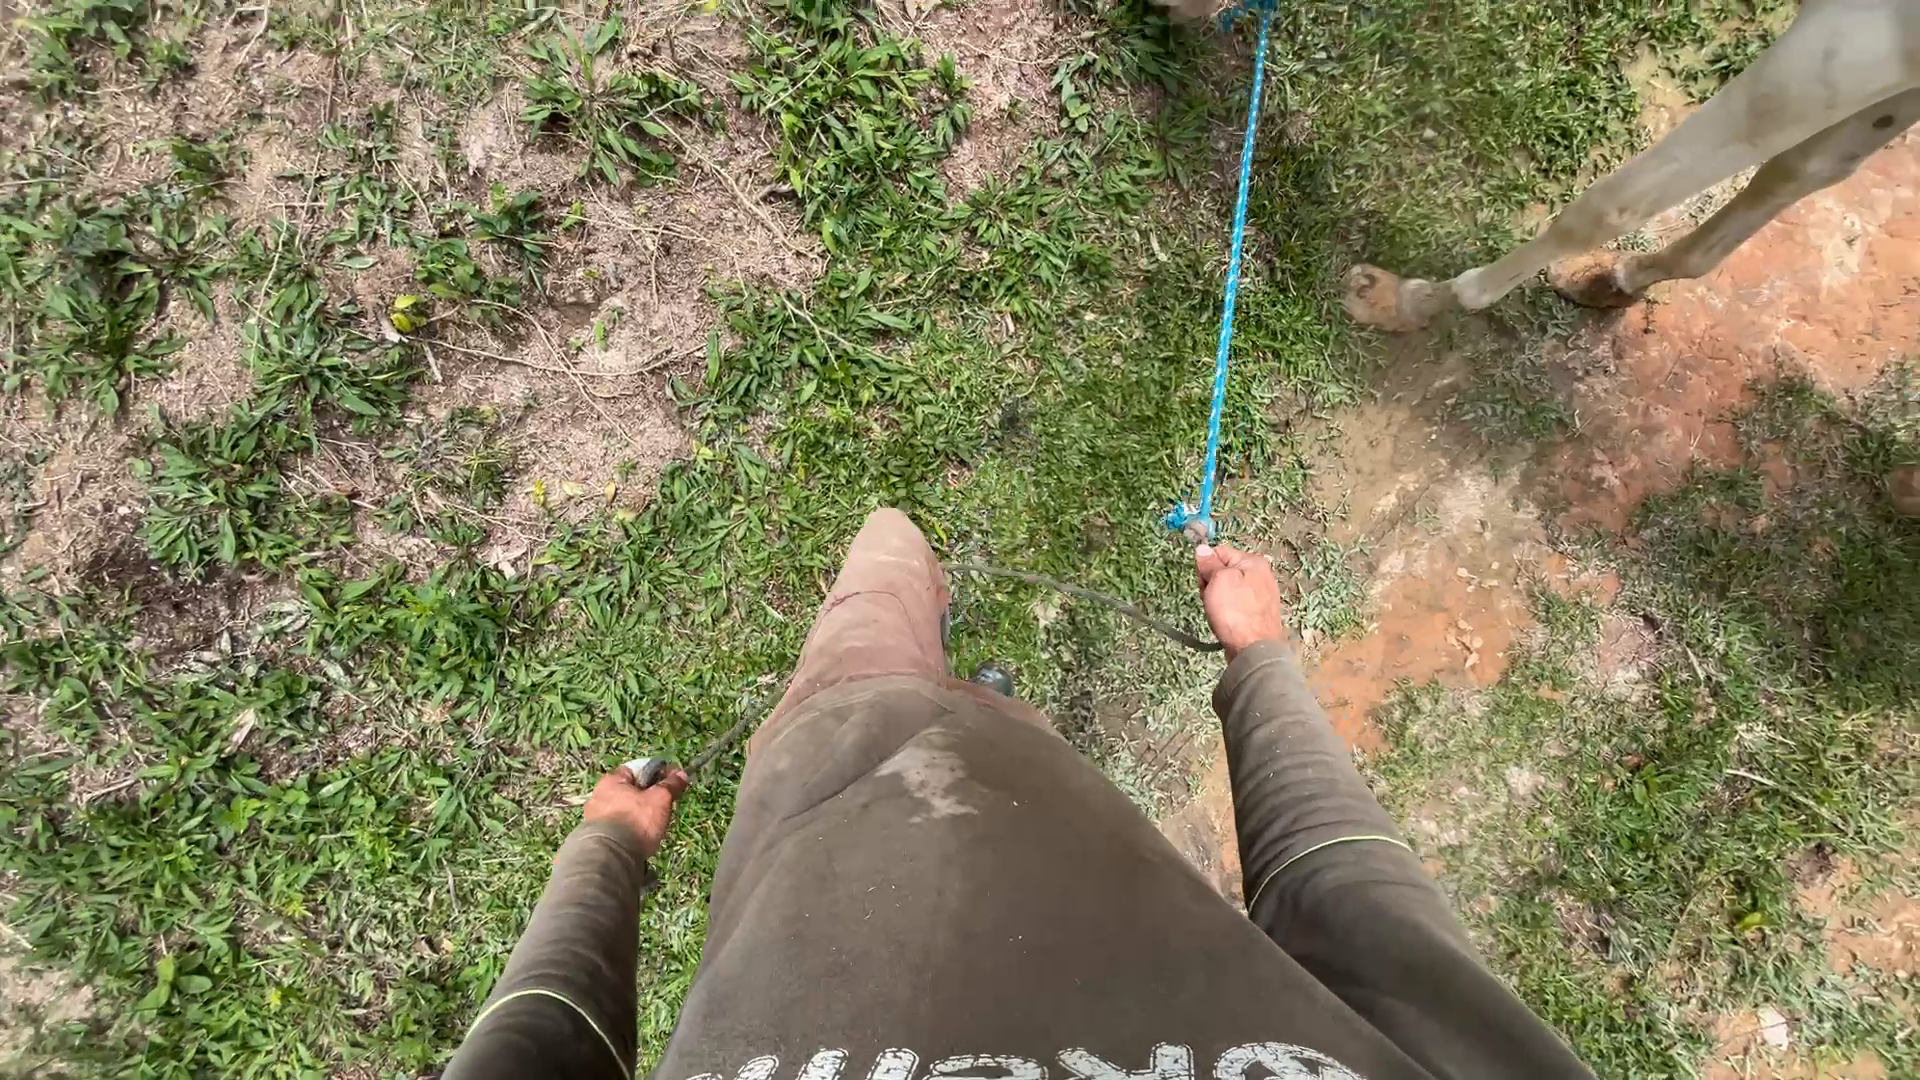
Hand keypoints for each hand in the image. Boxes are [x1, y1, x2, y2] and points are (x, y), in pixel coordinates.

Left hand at [583, 765, 687, 858]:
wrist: (611, 857)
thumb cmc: (637, 820)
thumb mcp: (661, 798)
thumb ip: (671, 784)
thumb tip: (681, 774)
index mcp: (612, 780)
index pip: (638, 768)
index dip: (659, 772)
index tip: (674, 781)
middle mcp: (599, 796)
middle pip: (632, 790)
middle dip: (651, 796)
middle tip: (667, 803)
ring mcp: (594, 818)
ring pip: (626, 809)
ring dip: (641, 813)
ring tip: (656, 824)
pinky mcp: (596, 838)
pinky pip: (619, 826)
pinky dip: (631, 829)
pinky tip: (642, 837)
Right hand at [1195, 543, 1284, 659]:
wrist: (1254, 649)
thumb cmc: (1235, 612)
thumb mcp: (1218, 581)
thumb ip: (1210, 563)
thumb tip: (1202, 548)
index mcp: (1254, 562)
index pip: (1219, 552)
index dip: (1206, 566)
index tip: (1204, 581)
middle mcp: (1262, 575)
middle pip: (1225, 570)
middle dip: (1211, 582)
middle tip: (1211, 597)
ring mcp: (1262, 595)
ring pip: (1229, 588)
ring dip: (1217, 597)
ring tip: (1217, 611)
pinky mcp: (1259, 612)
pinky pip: (1237, 603)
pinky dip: (1228, 609)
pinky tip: (1226, 619)